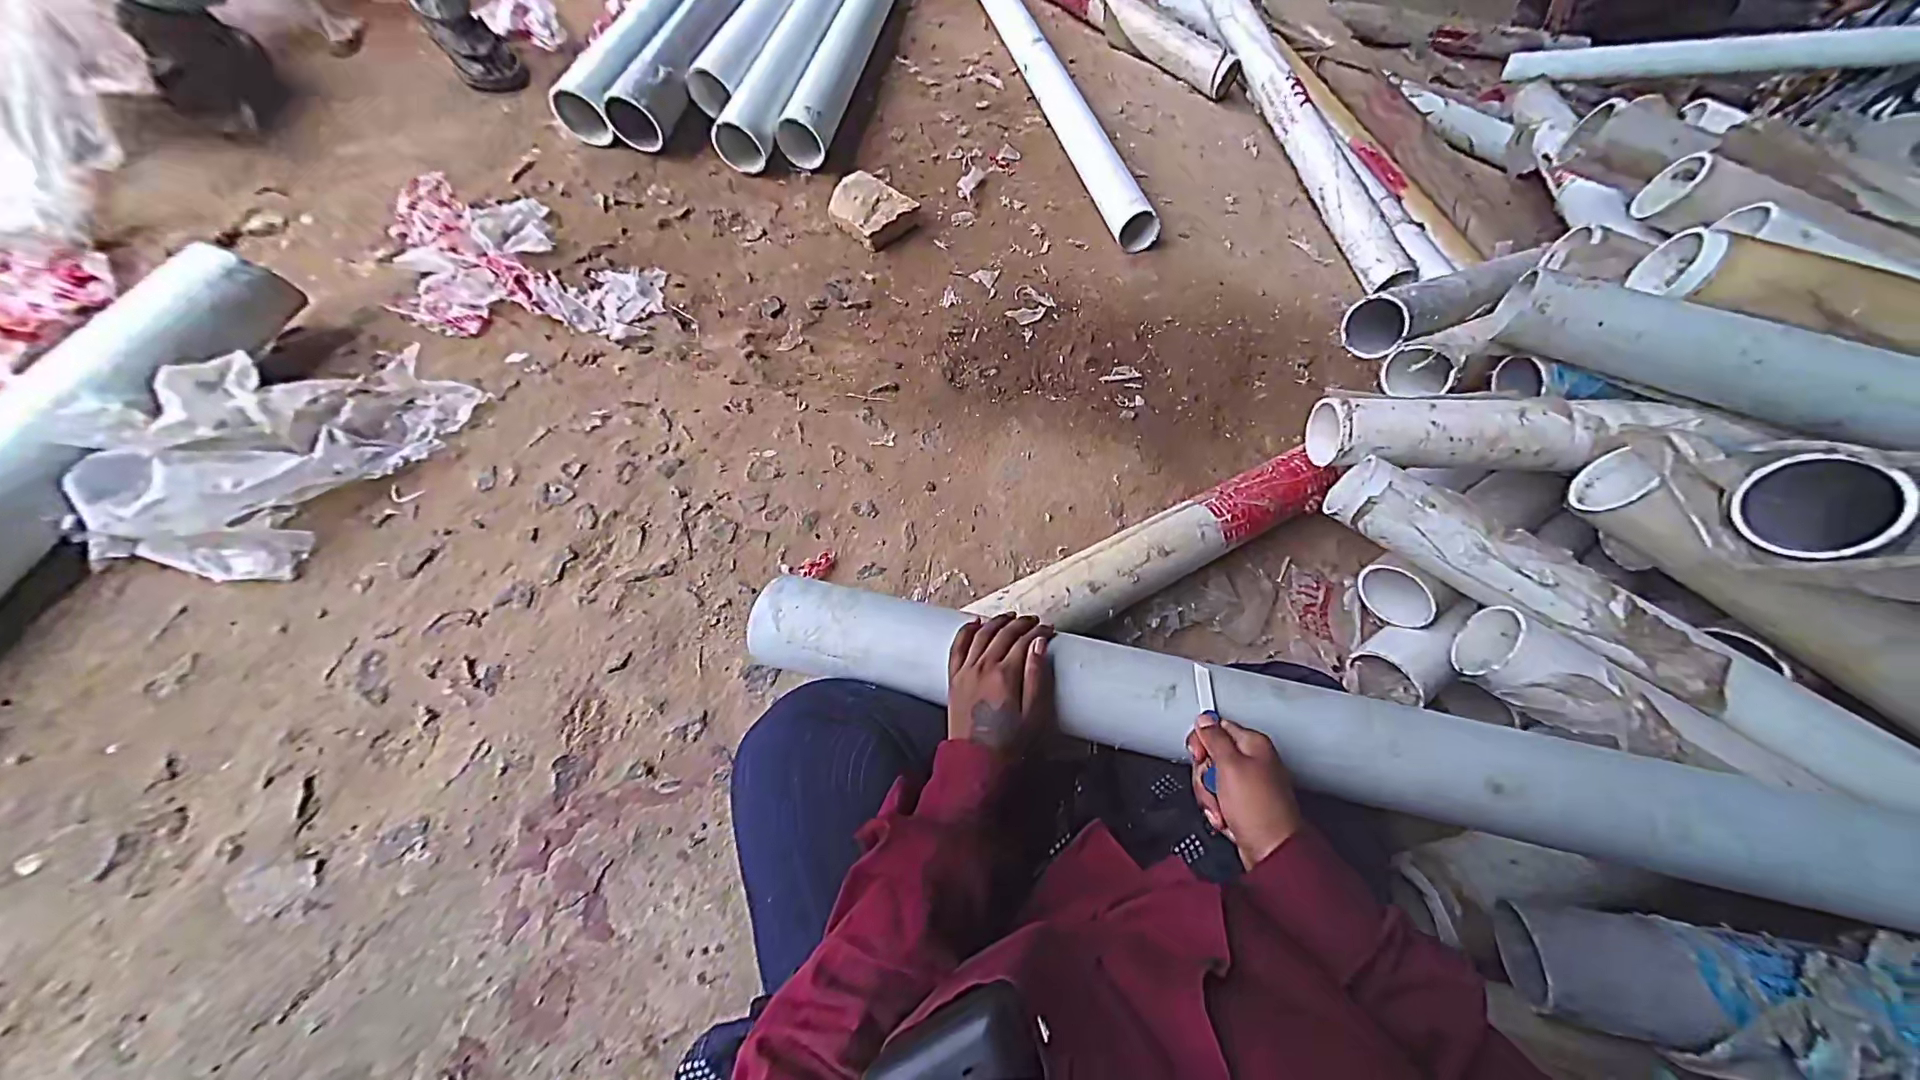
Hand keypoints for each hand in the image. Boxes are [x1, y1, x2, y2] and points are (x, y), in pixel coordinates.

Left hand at [947, 614, 1054, 756]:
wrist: (976, 764)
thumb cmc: (1009, 744)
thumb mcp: (1034, 713)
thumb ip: (1037, 676)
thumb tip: (1038, 644)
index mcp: (1004, 675)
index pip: (1022, 641)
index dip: (1037, 632)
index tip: (1047, 630)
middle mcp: (982, 667)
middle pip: (1002, 634)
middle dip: (1020, 624)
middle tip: (1033, 622)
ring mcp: (965, 672)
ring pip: (981, 635)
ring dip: (996, 622)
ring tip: (1009, 618)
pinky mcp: (954, 679)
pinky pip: (957, 647)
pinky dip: (966, 631)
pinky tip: (974, 623)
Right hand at [1188, 713, 1302, 868]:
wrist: (1272, 852)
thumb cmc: (1260, 810)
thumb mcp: (1229, 766)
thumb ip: (1214, 738)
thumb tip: (1205, 720)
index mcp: (1253, 744)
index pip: (1216, 727)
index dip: (1202, 741)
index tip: (1200, 755)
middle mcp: (1252, 761)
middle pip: (1210, 756)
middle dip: (1205, 775)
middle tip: (1214, 784)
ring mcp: (1247, 783)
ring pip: (1210, 779)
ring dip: (1210, 796)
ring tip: (1222, 806)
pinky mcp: (1243, 803)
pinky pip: (1217, 798)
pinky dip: (1217, 809)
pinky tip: (1226, 817)